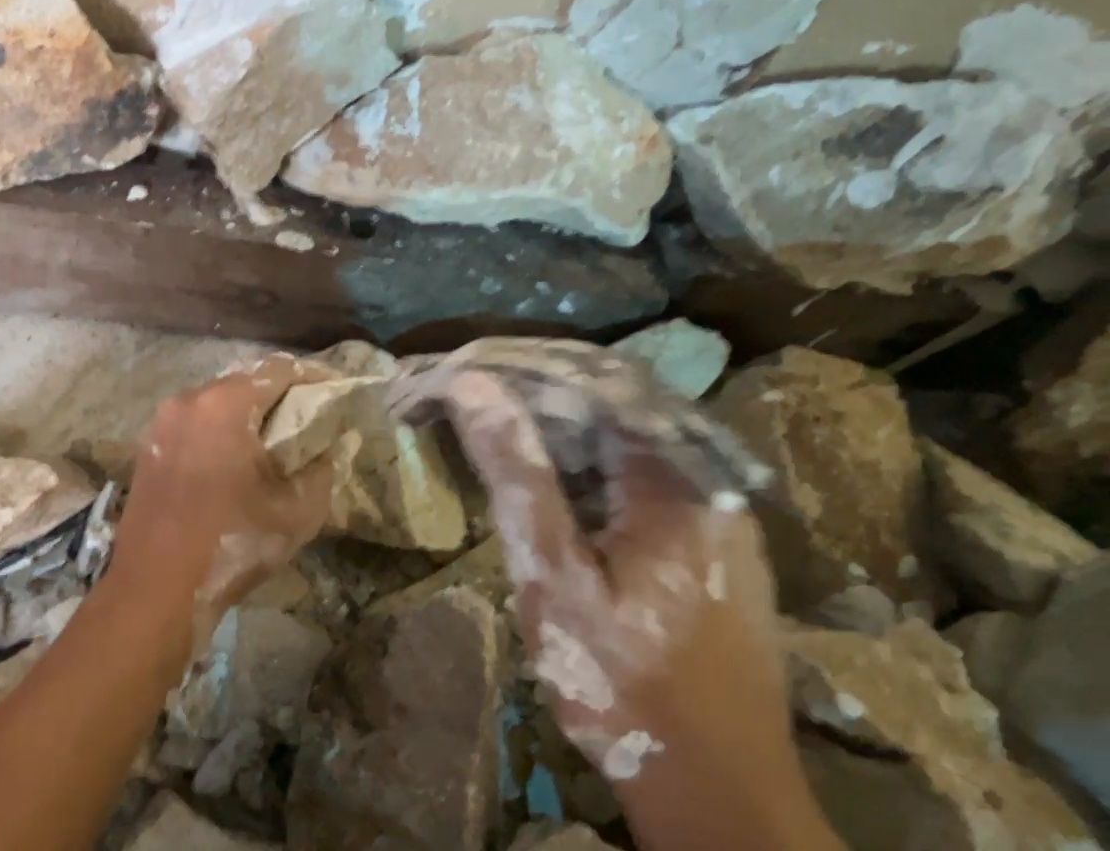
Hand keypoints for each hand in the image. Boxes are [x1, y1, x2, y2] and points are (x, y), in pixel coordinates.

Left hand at [107, 356, 335, 647]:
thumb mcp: (296, 511)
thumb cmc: (232, 544)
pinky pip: (192, 427)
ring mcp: (160, 424)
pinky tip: (233, 463)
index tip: (333, 390)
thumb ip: (319, 467)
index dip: (311, 377)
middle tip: (306, 420)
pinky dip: (216, 435)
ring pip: (213, 406)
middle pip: (242, 384)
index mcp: (223, 405)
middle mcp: (186, 402)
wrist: (155, 588)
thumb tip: (323, 446)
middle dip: (276, 397)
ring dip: (243, 418)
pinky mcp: (147, 449)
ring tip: (272, 443)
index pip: (277, 371)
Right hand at [393, 368, 841, 850]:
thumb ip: (517, 475)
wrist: (720, 790)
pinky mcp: (695, 532)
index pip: (584, 377)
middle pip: (599, 393)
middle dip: (511, 382)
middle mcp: (702, 473)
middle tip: (434, 388)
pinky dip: (563, 451)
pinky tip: (520, 459)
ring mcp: (704, 503)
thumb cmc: (629, 687)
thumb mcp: (556, 578)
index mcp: (678, 475)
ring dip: (533, 414)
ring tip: (462, 412)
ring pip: (609, 428)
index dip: (502, 364)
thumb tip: (469, 385)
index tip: (434, 373)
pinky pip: (621, 464)